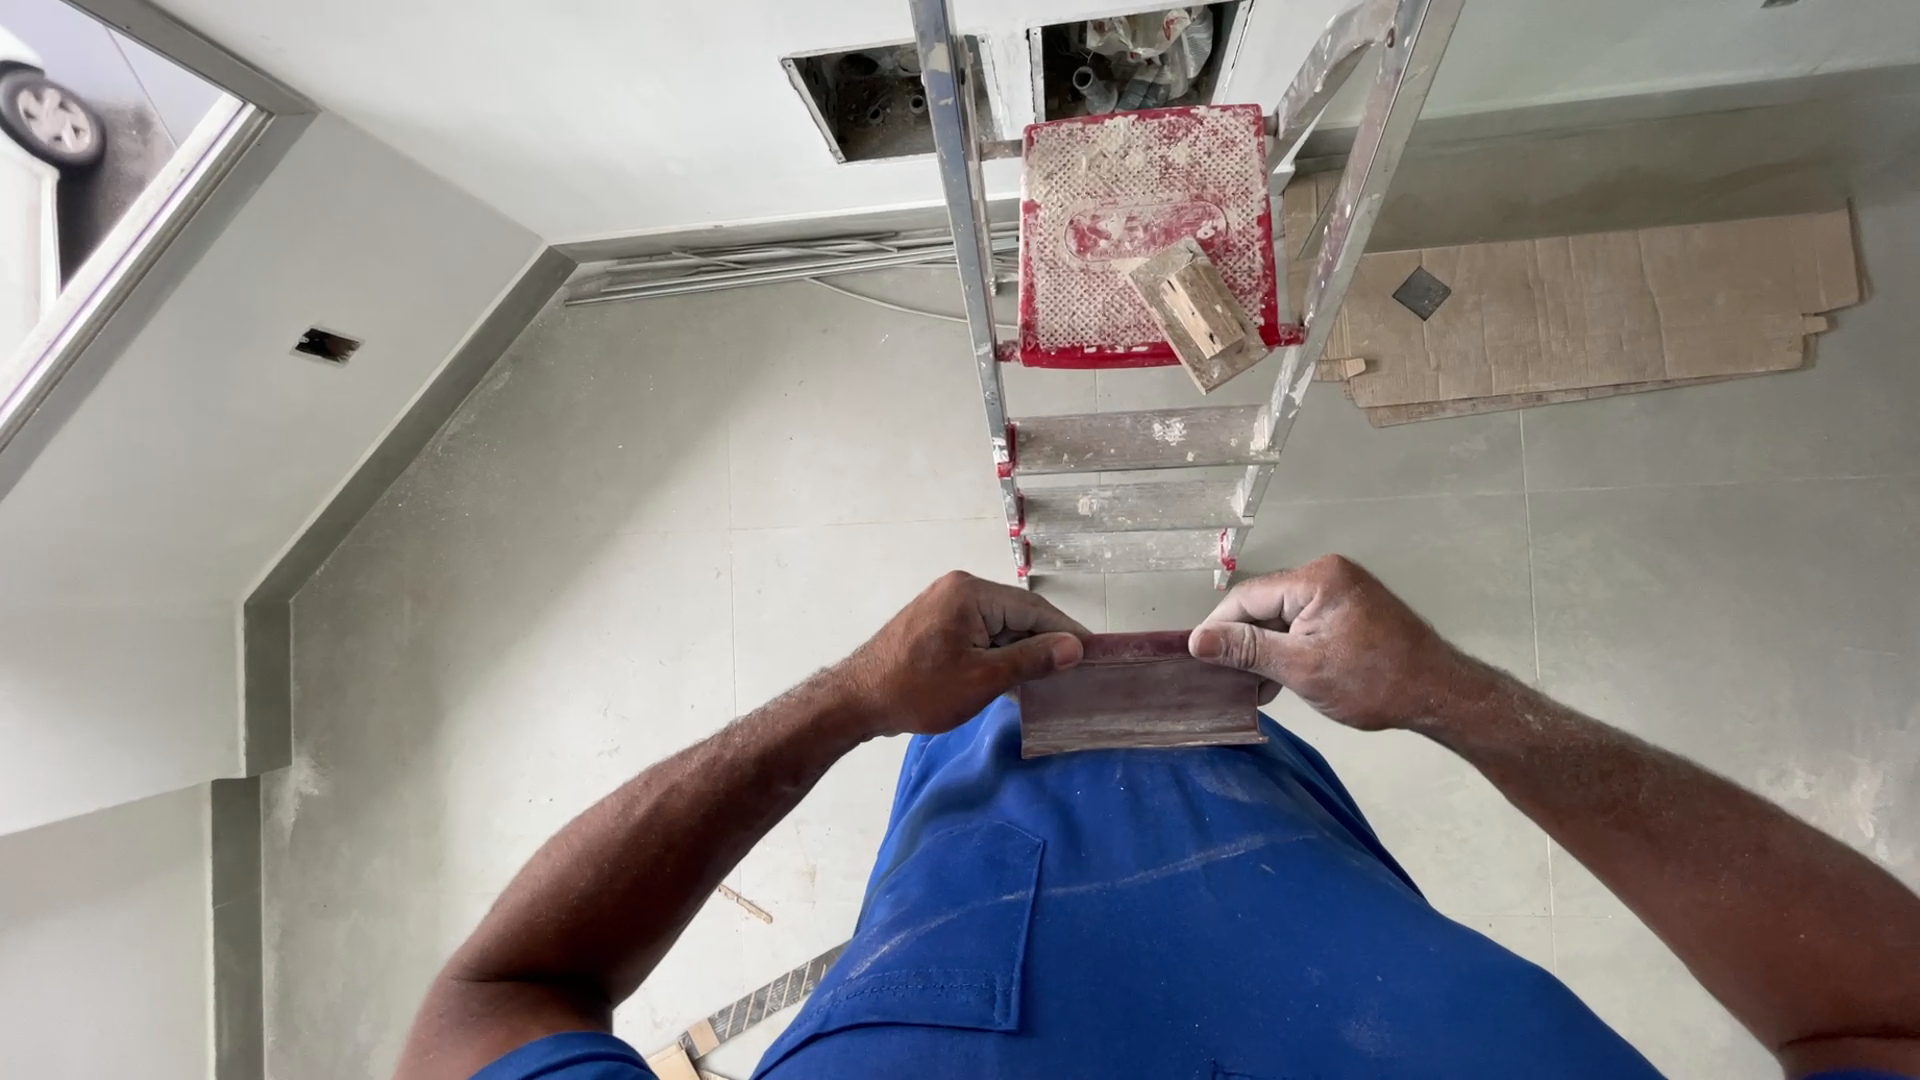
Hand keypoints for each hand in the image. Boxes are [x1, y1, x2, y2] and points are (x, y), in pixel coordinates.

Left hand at [834, 571, 1086, 737]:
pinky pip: (980, 635)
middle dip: (1045, 645)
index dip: (1066, 633)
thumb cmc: (918, 690)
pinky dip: (998, 656)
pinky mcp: (937, 625)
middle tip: (1076, 673)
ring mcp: (945, 606)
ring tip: (1051, 682)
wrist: (855, 702)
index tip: (1095, 654)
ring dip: (1021, 654)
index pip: (1033, 609)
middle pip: (1017, 616)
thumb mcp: (982, 679)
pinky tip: (1016, 681)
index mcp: (970, 592)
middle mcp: (959, 589)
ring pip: (999, 628)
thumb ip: (1032, 660)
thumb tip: (1075, 648)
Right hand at [1187, 555, 1486, 731]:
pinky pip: (1302, 621)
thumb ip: (1245, 649)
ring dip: (1264, 649)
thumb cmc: (1373, 683)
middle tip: (1225, 678)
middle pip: (1263, 605)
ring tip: (1252, 686)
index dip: (1218, 627)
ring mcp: (1340, 589)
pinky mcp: (1348, 607)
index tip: (1198, 658)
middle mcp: (1326, 573)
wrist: (1443, 696)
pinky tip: (1278, 677)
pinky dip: (1288, 647)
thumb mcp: (1300, 668)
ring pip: (1281, 616)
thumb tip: (1196, 641)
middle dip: (1243, 642)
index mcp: (1315, 578)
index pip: (1247, 597)